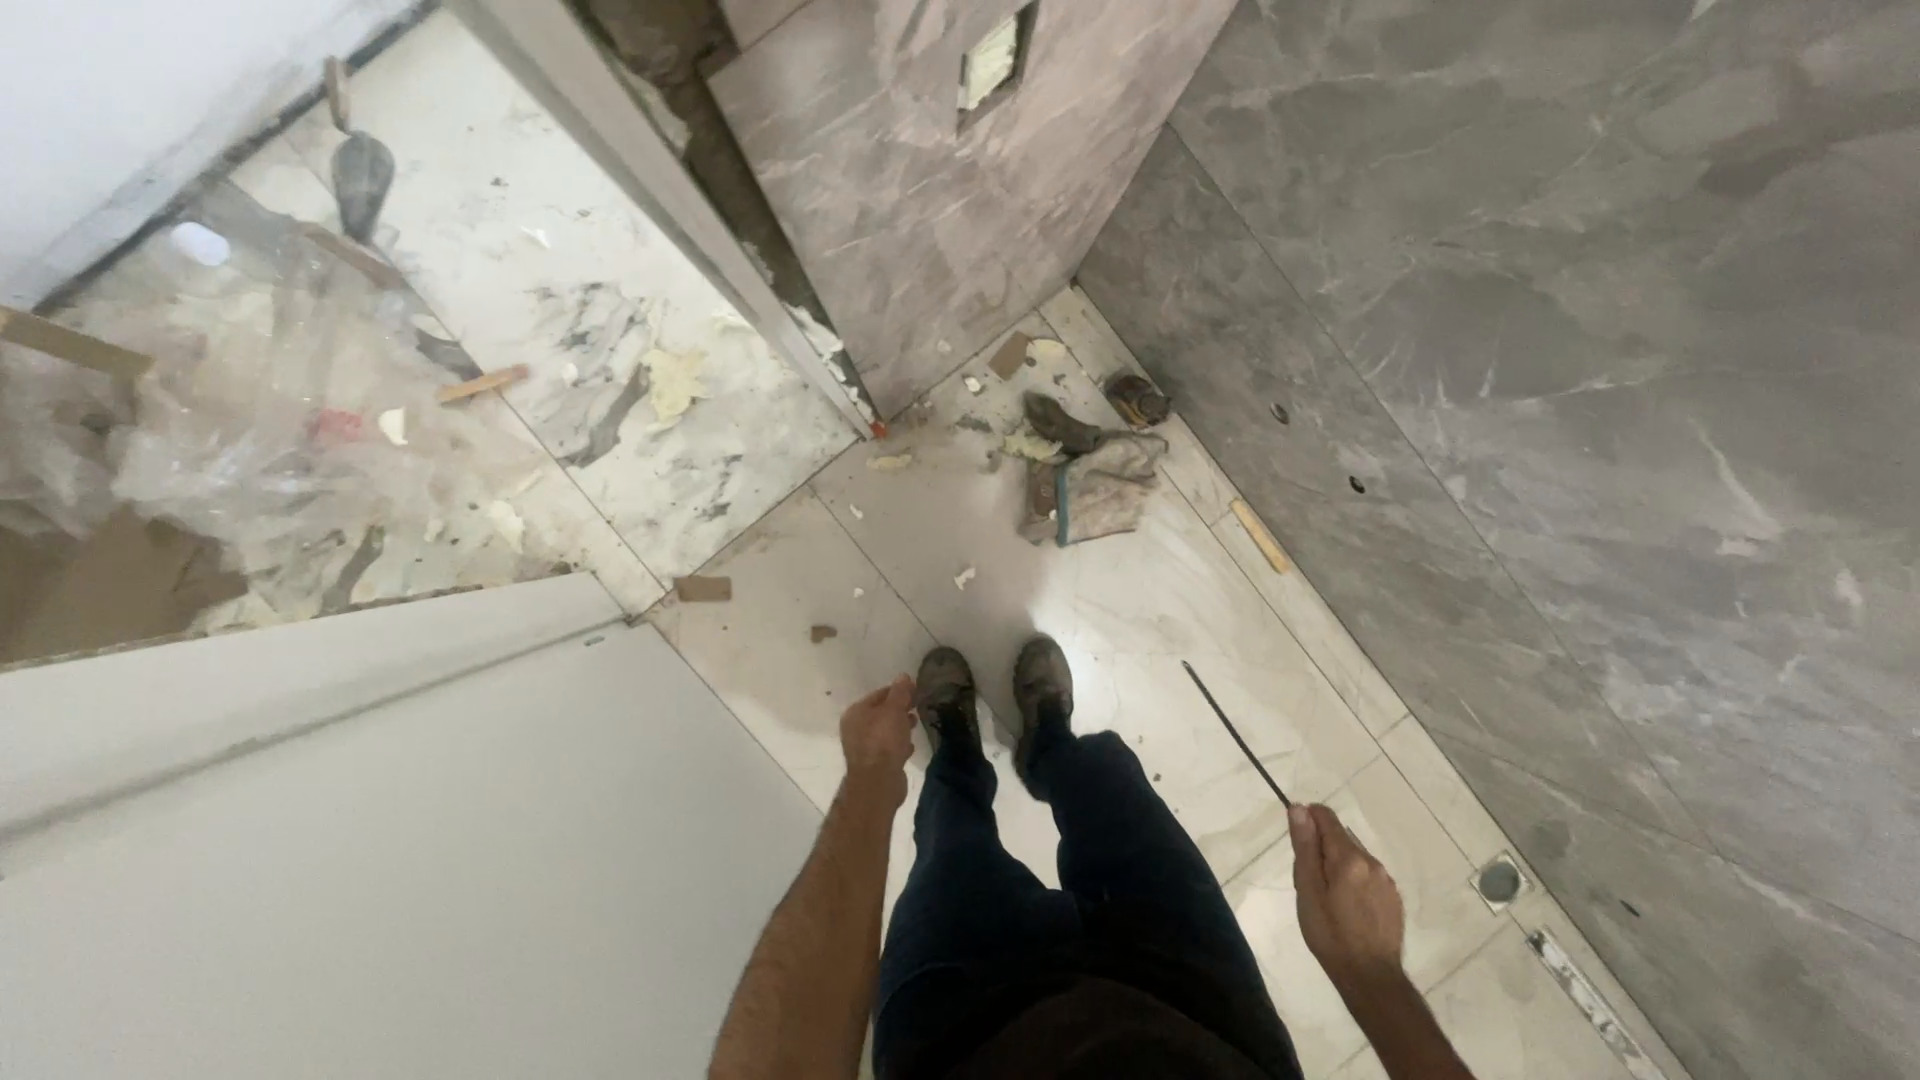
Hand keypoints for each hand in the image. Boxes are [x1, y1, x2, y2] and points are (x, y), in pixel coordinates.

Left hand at [840, 675, 915, 807]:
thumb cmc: (884, 741)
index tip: (916, 689)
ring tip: (916, 723)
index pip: (879, 694)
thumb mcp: (894, 711)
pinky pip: (887, 749)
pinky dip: (898, 745)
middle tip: (918, 705)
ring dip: (899, 726)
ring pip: (884, 731)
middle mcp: (855, 729)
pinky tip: (910, 746)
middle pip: (881, 713)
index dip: (898, 690)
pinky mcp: (873, 764)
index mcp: (856, 713)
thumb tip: (903, 676)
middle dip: (899, 709)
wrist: (878, 782)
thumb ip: (899, 693)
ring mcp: (863, 748)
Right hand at [1290, 803, 1405, 994]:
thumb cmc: (1330, 934)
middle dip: (1320, 851)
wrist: (1371, 978)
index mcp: (1349, 858)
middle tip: (1309, 885)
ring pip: (1354, 858)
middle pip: (1339, 839)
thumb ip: (1304, 847)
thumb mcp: (1307, 890)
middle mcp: (1372, 862)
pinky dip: (1353, 882)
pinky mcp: (1394, 898)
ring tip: (1327, 901)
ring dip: (1337, 867)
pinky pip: (1367, 876)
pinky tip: (1348, 910)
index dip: (1307, 822)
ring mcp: (1387, 881)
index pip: (1326, 817)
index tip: (1297, 847)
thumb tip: (1299, 808)